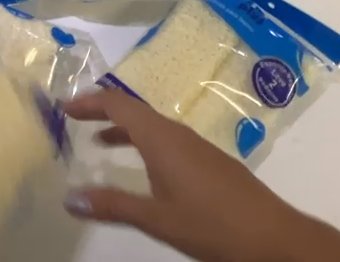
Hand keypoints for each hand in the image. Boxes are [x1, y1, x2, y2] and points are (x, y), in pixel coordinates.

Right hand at [62, 88, 339, 261]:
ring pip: (150, 124)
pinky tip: (145, 168)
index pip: (116, 104)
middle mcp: (175, 131)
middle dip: (102, 110)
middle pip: (132, 108)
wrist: (276, 238)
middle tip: (75, 118)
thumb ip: (113, 205)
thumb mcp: (157, 219)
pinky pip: (165, 138)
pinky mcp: (209, 160)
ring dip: (123, 128)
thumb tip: (68, 198)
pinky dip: (143, 142)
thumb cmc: (212, 224)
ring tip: (101, 143)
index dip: (88, 101)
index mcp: (159, 137)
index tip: (63, 106)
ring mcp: (195, 144)